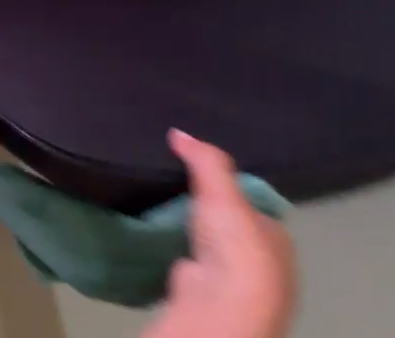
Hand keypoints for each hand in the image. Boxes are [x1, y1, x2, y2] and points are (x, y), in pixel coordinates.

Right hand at [143, 129, 296, 337]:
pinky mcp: (208, 283)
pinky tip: (154, 229)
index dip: (222, 186)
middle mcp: (263, 255)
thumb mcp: (222, 193)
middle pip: (227, 220)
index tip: (189, 169)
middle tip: (164, 180)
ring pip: (208, 238)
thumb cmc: (234, 245)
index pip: (249, 202)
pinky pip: (189, 253)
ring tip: (151, 199)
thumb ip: (205, 161)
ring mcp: (236, 273)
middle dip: (202, 205)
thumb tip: (177, 131)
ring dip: (186, 225)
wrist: (223, 297)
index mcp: (276, 234)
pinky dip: (175, 242)